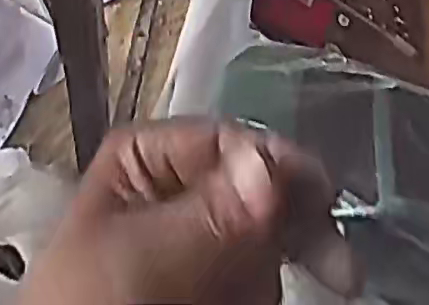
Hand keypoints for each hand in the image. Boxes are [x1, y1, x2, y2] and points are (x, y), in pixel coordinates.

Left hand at [20, 120, 360, 304]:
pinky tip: (245, 297)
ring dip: (271, 265)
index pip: (224, 140)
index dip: (275, 163)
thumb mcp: (142, 253)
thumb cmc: (92, 301)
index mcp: (147, 157)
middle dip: (289, 222)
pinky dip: (258, 288)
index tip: (322, 197)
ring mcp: (197, 237)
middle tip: (337, 265)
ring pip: (264, 235)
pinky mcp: (212, 280)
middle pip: (255, 186)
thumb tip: (269, 162)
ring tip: (243, 293)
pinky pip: (257, 274)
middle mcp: (177, 187)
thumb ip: (210, 213)